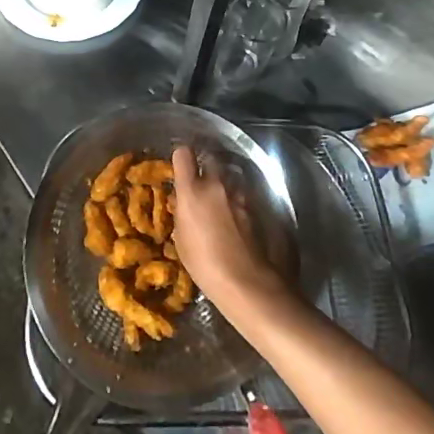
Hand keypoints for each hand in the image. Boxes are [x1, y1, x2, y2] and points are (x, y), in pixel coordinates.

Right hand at [171, 145, 283, 303]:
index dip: (181, 157)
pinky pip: (240, 192)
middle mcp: (216, 184)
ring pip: (228, 176)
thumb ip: (181, 213)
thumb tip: (182, 201)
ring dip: (223, 183)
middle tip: (201, 182)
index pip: (183, 154)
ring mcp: (237, 192)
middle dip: (206, 166)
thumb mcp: (182, 239)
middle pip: (210, 159)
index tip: (180, 165)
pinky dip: (235, 198)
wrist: (243, 279)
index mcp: (192, 190)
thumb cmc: (203, 263)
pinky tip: (234, 215)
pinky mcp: (253, 204)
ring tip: (219, 200)